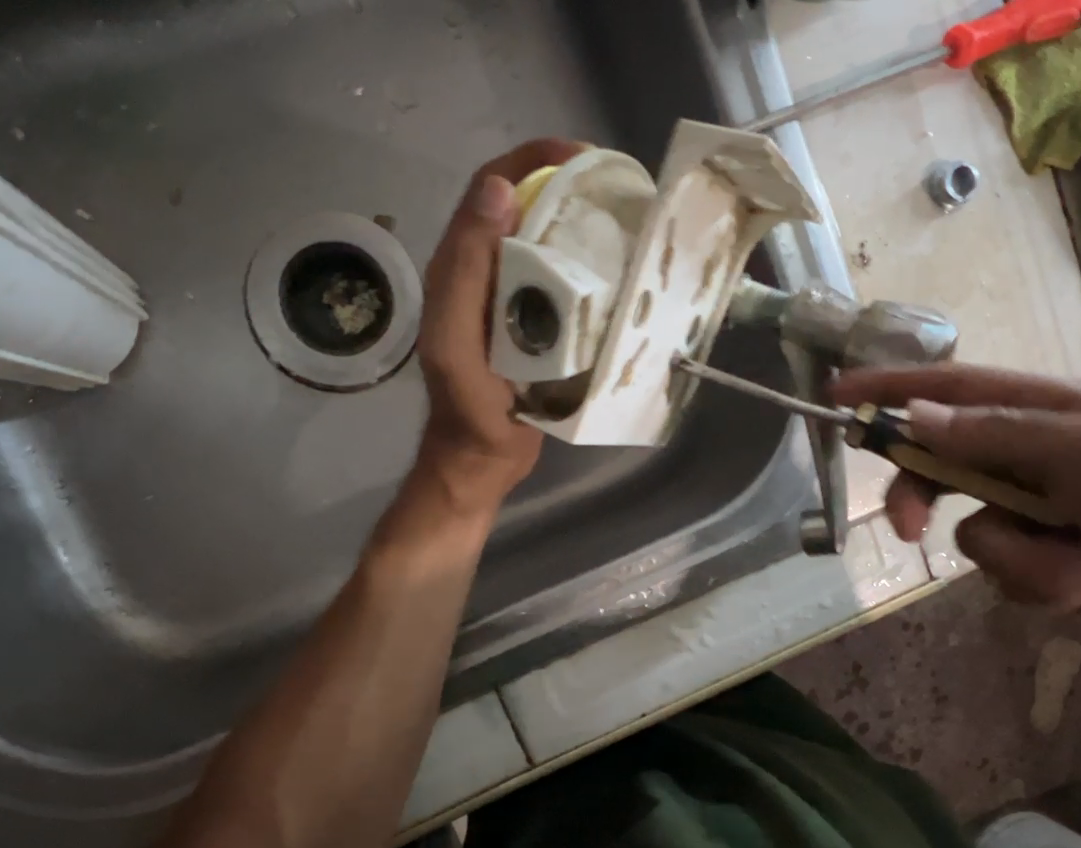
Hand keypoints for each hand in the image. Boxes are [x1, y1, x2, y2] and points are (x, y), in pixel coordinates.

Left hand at [412, 139, 585, 512]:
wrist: (484, 458)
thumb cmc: (469, 405)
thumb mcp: (456, 339)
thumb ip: (466, 269)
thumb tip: (499, 189)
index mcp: (459, 266)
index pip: (490, 188)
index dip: (530, 158)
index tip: (580, 157)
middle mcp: (485, 272)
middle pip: (522, 206)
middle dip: (564, 183)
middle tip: (613, 188)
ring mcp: (513, 296)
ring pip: (546, 240)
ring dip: (581, 222)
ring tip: (624, 220)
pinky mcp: (538, 321)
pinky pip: (563, 278)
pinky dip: (588, 264)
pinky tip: (618, 269)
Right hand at [833, 366, 1080, 652]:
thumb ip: (1000, 435)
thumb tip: (917, 416)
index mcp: (1049, 412)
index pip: (953, 390)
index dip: (893, 389)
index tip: (837, 394)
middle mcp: (1035, 456)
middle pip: (942, 465)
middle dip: (925, 497)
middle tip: (909, 529)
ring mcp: (1040, 511)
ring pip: (971, 531)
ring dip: (1016, 559)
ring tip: (1078, 568)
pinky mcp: (1047, 561)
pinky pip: (1002, 572)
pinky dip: (1037, 585)